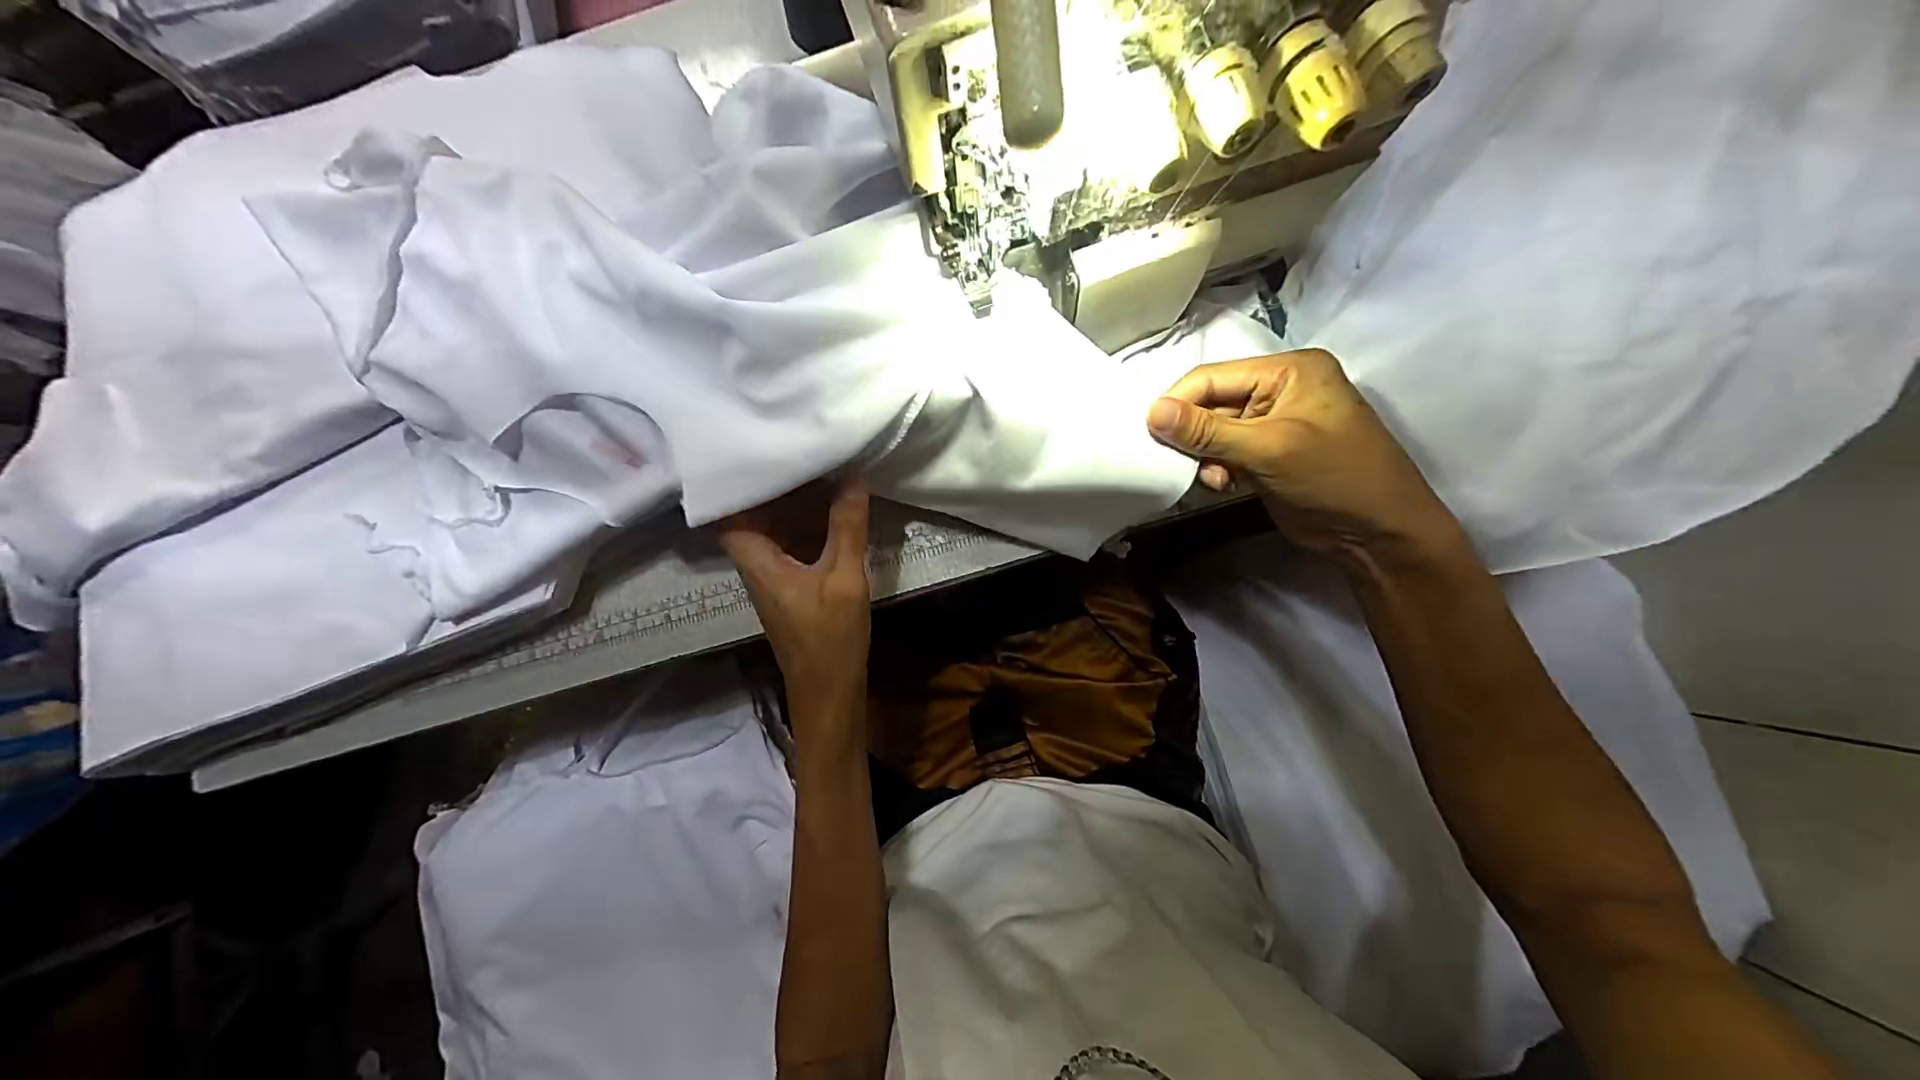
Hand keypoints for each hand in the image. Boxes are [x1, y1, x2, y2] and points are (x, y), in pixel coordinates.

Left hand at [719, 475, 872, 716]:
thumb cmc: (830, 638)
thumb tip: (852, 476)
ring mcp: (776, 580)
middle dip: (775, 489)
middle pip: (753, 519)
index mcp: (757, 562)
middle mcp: (758, 568)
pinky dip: (807, 528)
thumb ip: (846, 527)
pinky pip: (793, 547)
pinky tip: (832, 513)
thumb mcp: (844, 578)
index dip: (741, 484)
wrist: (830, 694)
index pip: (730, 513)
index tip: (762, 454)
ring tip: (818, 473)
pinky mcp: (794, 590)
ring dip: (793, 507)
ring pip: (775, 533)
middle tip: (799, 455)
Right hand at [1147, 350, 1470, 570]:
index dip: (1179, 402)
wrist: (1378, 533)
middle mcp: (1279, 389)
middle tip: (1182, 462)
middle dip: (1194, 435)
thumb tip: (1152, 412)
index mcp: (1289, 370)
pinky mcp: (1268, 454)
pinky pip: (1225, 452)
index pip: (1214, 376)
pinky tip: (1223, 485)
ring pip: (1214, 431)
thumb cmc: (1335, 477)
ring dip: (1205, 456)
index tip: (1150, 432)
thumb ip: (1208, 430)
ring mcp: (1274, 424)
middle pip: (1212, 403)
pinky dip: (1216, 468)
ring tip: (1215, 479)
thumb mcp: (1269, 448)